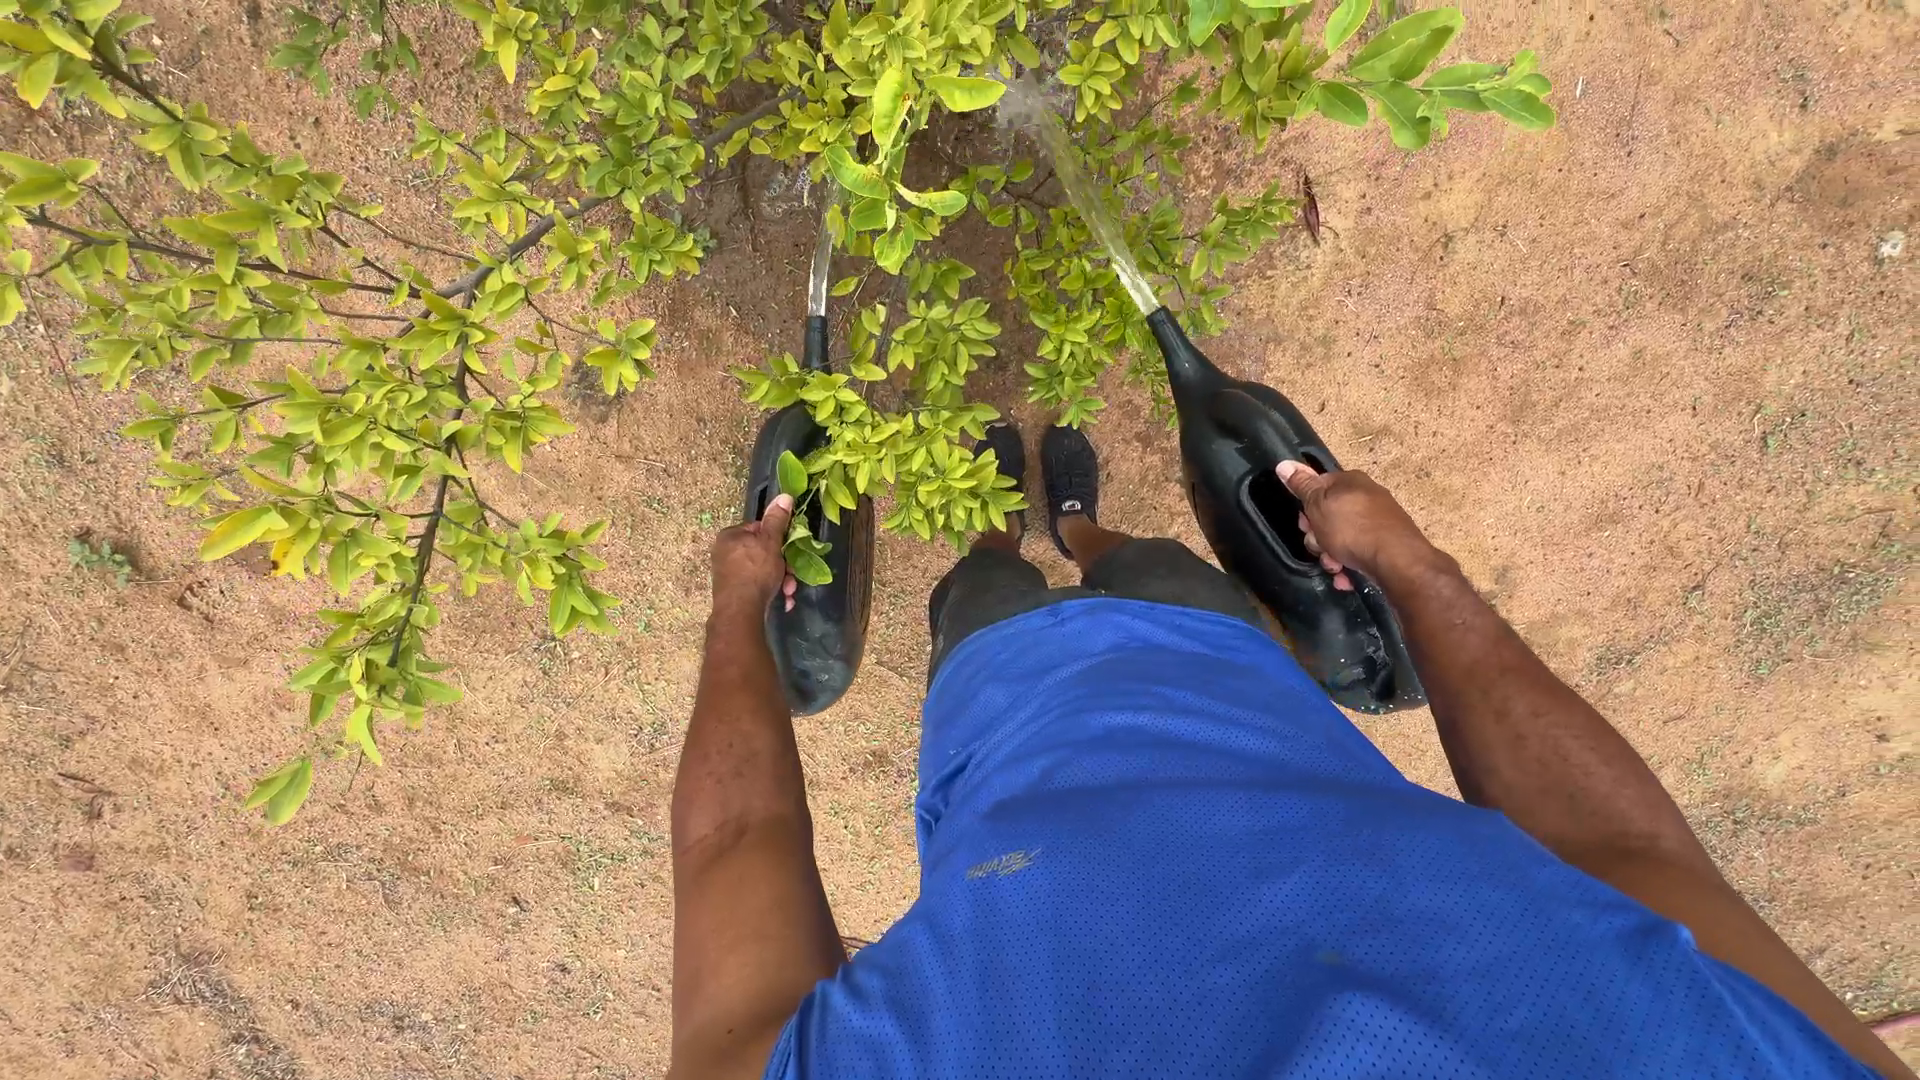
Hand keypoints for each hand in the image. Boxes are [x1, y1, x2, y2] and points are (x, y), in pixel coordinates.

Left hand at [711, 493, 797, 614]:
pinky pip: (757, 585)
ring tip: (789, 592)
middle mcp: (725, 553)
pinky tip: (783, 601)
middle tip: (792, 575)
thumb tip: (784, 495)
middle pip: (763, 552)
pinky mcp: (733, 592)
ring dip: (781, 580)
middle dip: (783, 566)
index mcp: (730, 536)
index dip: (777, 540)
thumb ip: (777, 520)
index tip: (789, 550)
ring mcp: (728, 574)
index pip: (759, 529)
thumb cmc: (755, 570)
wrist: (740, 610)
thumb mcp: (771, 541)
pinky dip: (771, 591)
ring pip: (763, 571)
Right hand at [1275, 460, 1435, 590]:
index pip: (1318, 487)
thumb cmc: (1352, 529)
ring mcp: (1378, 522)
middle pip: (1328, 516)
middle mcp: (1366, 497)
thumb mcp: (1318, 504)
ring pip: (1341, 538)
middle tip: (1319, 546)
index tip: (1305, 525)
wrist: (1396, 561)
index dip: (1306, 508)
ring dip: (1331, 555)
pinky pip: (1358, 553)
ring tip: (1335, 566)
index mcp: (1350, 482)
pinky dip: (1348, 566)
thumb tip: (1284, 464)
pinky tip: (1346, 576)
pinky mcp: (1385, 544)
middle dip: (1318, 536)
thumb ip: (1301, 486)